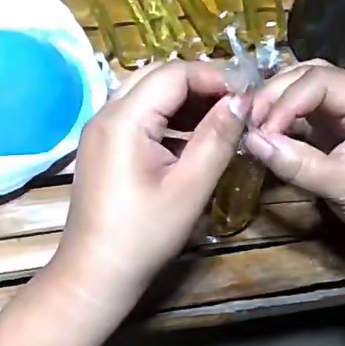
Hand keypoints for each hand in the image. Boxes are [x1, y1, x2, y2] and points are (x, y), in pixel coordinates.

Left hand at [49, 61, 245, 300]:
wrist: (96, 272)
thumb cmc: (144, 234)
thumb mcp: (190, 186)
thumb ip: (217, 137)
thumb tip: (242, 100)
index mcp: (124, 119)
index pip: (174, 73)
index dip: (214, 76)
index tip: (248, 95)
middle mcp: (105, 114)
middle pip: (157, 75)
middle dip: (199, 83)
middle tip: (236, 104)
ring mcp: (99, 129)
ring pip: (145, 92)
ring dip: (183, 99)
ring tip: (220, 118)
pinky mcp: (101, 145)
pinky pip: (136, 114)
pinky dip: (165, 116)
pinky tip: (192, 137)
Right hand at [242, 62, 344, 251]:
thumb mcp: (343, 186)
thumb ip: (298, 163)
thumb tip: (252, 141)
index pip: (320, 80)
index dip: (285, 100)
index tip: (261, 130)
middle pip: (310, 75)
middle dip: (276, 93)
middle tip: (247, 119)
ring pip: (304, 90)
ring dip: (276, 102)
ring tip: (252, 123)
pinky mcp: (335, 131)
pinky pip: (304, 114)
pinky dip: (281, 120)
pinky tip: (264, 134)